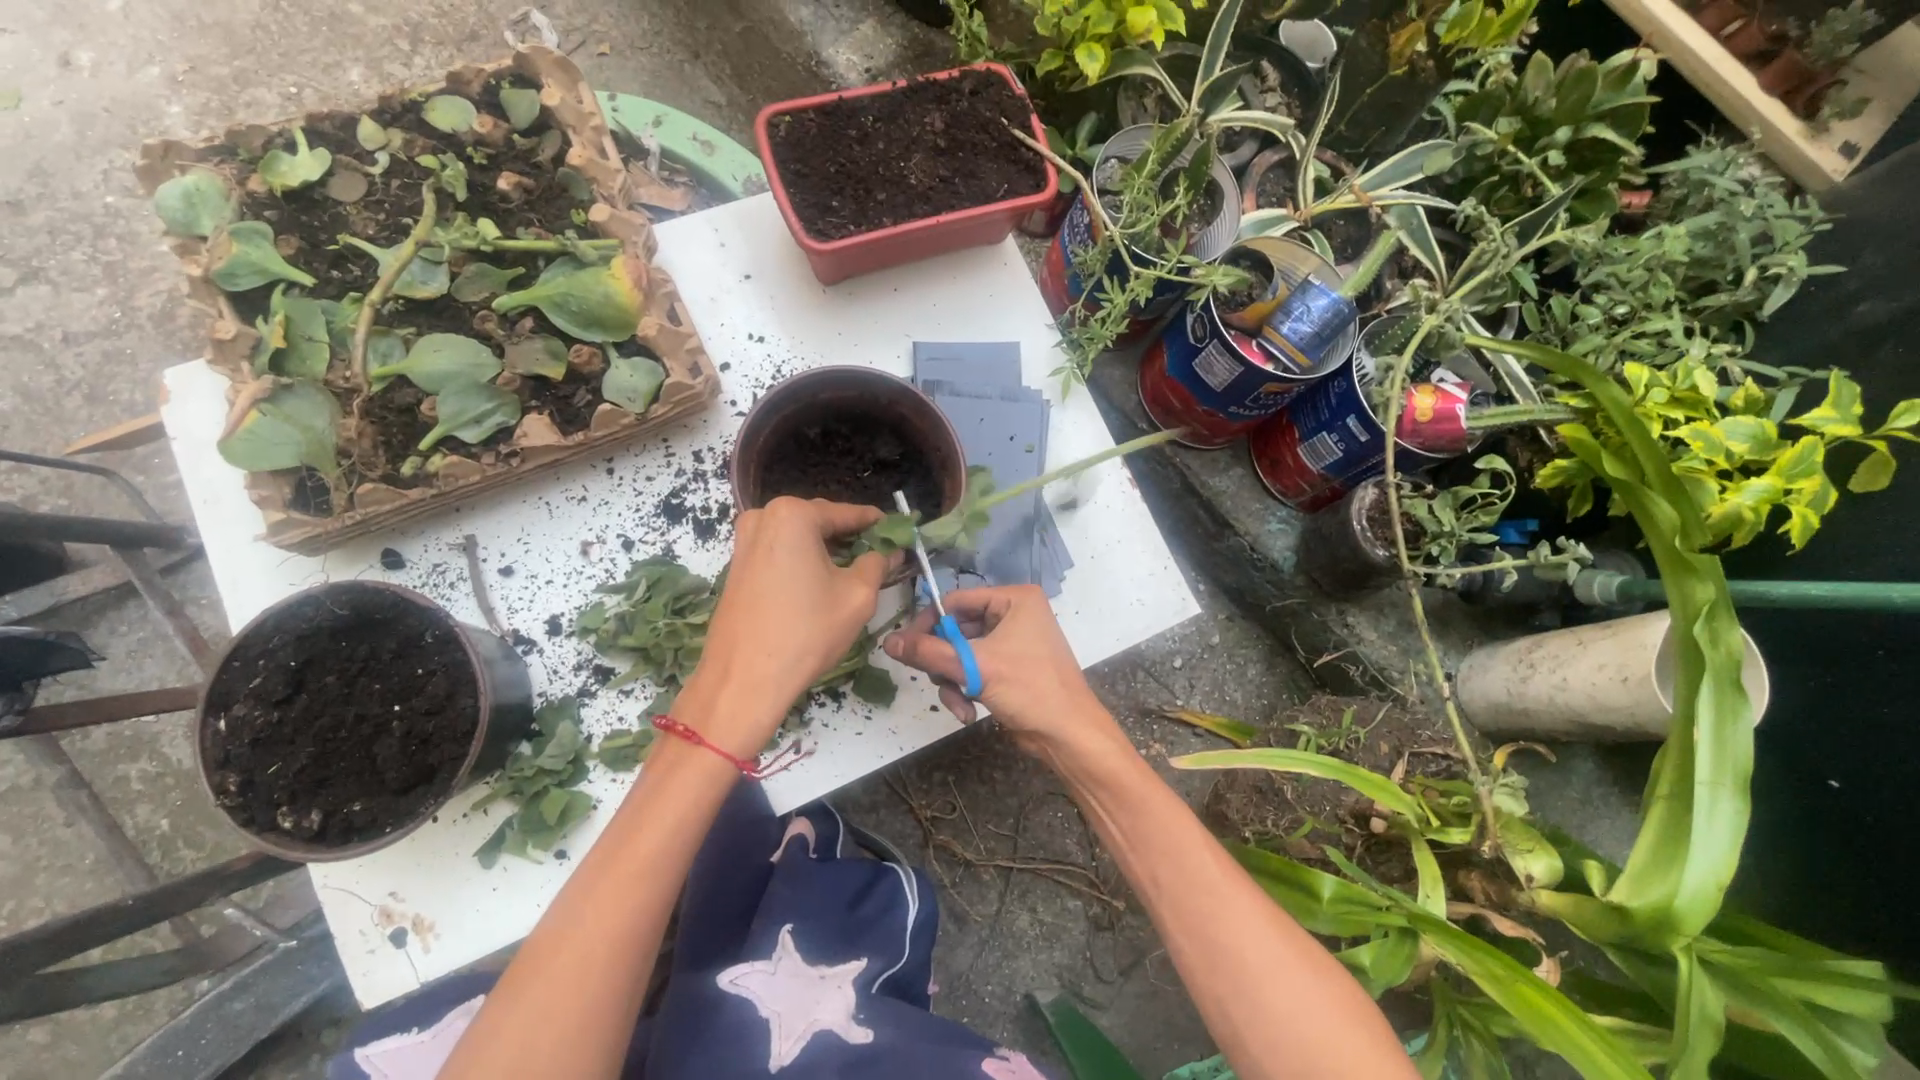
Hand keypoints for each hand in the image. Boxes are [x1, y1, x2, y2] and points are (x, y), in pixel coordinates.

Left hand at [678, 498, 895, 754]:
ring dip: (826, 551)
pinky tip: (820, 585)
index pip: (846, 513)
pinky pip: (780, 554)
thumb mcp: (857, 596)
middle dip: (850, 537)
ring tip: (854, 573)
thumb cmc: (806, 632)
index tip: (899, 532)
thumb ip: (878, 564)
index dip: (876, 524)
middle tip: (880, 556)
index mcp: (793, 515)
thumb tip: (890, 551)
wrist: (745, 679)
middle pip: (819, 522)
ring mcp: (744, 542)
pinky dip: (802, 563)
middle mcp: (763, 518)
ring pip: (798, 539)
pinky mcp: (736, 568)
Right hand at [882, 585, 1120, 762]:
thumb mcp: (974, 666)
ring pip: (962, 655)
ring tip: (959, 701)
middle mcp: (1014, 614)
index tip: (907, 648)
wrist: (1067, 734)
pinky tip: (968, 711)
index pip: (956, 601)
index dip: (929, 624)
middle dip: (945, 661)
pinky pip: (974, 671)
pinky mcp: (1010, 669)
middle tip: (935, 678)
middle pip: (956, 630)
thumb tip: (888, 641)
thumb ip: (928, 652)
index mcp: (1014, 599)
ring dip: (953, 681)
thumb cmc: (1029, 689)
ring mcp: (1012, 643)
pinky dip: (966, 689)